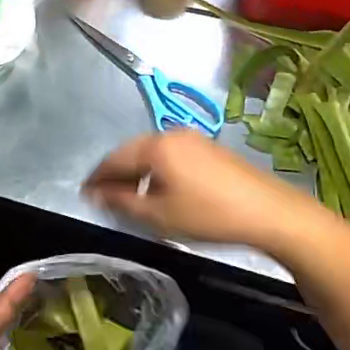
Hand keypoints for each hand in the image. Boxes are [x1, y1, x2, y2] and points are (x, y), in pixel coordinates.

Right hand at [82, 131, 330, 250]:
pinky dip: (157, 169)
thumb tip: (96, 193)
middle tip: (101, 195)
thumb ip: (122, 202)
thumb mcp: (158, 216)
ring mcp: (194, 138)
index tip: (83, 194)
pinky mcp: (209, 148)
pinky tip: (159, 188)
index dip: (96, 177)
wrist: (267, 210)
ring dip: (137, 170)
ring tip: (128, 195)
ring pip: (153, 151)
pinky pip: (171, 154)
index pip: (114, 158)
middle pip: (133, 150)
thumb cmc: (207, 215)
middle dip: (115, 171)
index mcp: (156, 146)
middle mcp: (172, 133)